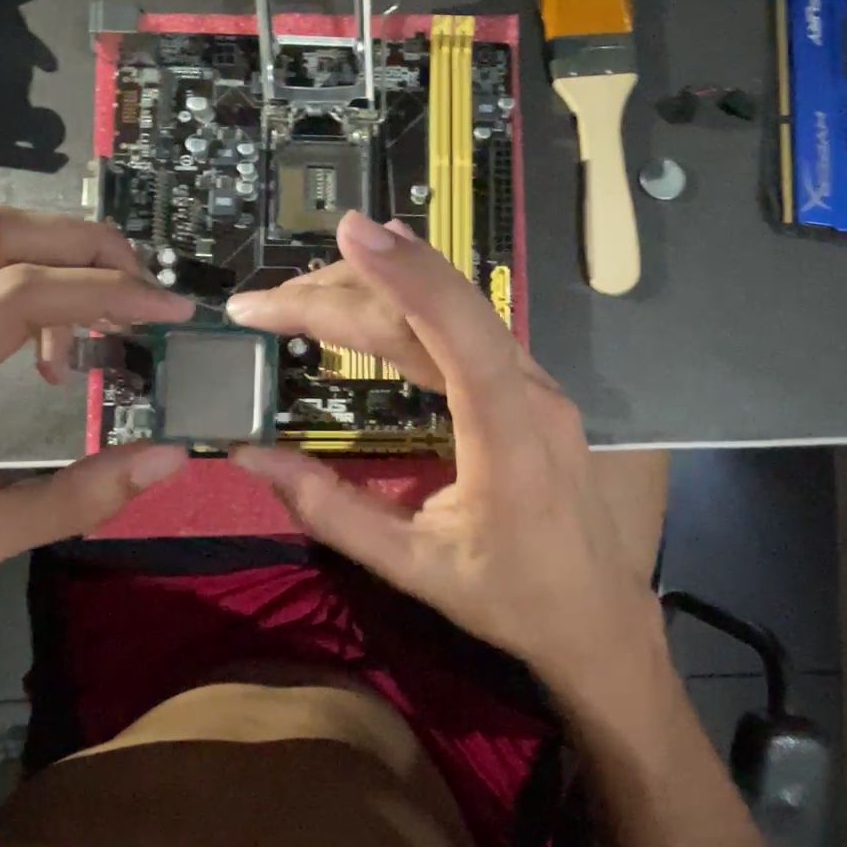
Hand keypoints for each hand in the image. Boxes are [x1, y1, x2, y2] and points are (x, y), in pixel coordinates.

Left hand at [0, 207, 195, 629]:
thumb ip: (85, 495)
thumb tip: (169, 456)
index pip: (13, 297)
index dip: (103, 290)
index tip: (168, 309)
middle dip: (85, 245)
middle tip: (144, 289)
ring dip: (57, 255)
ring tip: (107, 312)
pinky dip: (28, 279)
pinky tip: (50, 344)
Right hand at [225, 211, 661, 689]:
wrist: (595, 614)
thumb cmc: (509, 597)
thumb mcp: (413, 565)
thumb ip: (330, 509)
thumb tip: (250, 454)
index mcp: (510, 438)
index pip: (460, 336)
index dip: (408, 277)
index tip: (349, 232)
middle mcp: (530, 393)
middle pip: (442, 313)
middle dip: (349, 294)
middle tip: (266, 303)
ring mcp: (537, 385)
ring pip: (457, 312)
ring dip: (381, 289)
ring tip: (304, 288)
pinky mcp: (530, 387)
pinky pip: (472, 328)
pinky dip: (419, 300)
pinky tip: (388, 279)